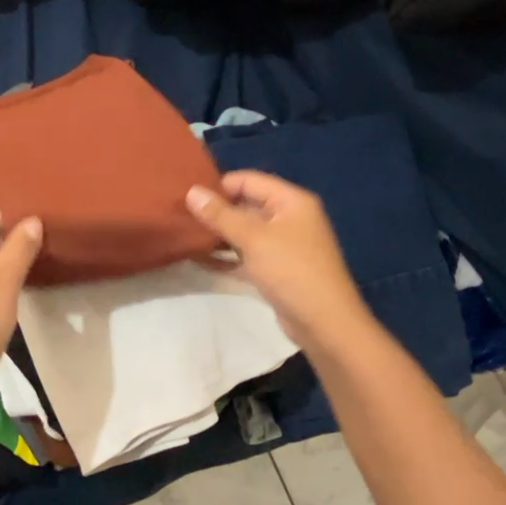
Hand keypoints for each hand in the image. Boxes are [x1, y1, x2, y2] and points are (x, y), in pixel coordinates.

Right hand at [187, 171, 371, 348]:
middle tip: (181, 215)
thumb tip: (191, 192)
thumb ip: (220, 215)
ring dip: (217, 234)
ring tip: (184, 234)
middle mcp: (288, 218)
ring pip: (244, 232)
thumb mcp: (253, 239)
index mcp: (291, 201)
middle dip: (215, 211)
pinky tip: (197, 259)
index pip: (248, 181)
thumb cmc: (291, 270)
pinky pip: (245, 255)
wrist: (324, 323)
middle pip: (245, 205)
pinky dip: (225, 257)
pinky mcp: (275, 269)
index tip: (187, 196)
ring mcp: (282, 245)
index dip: (218, 185)